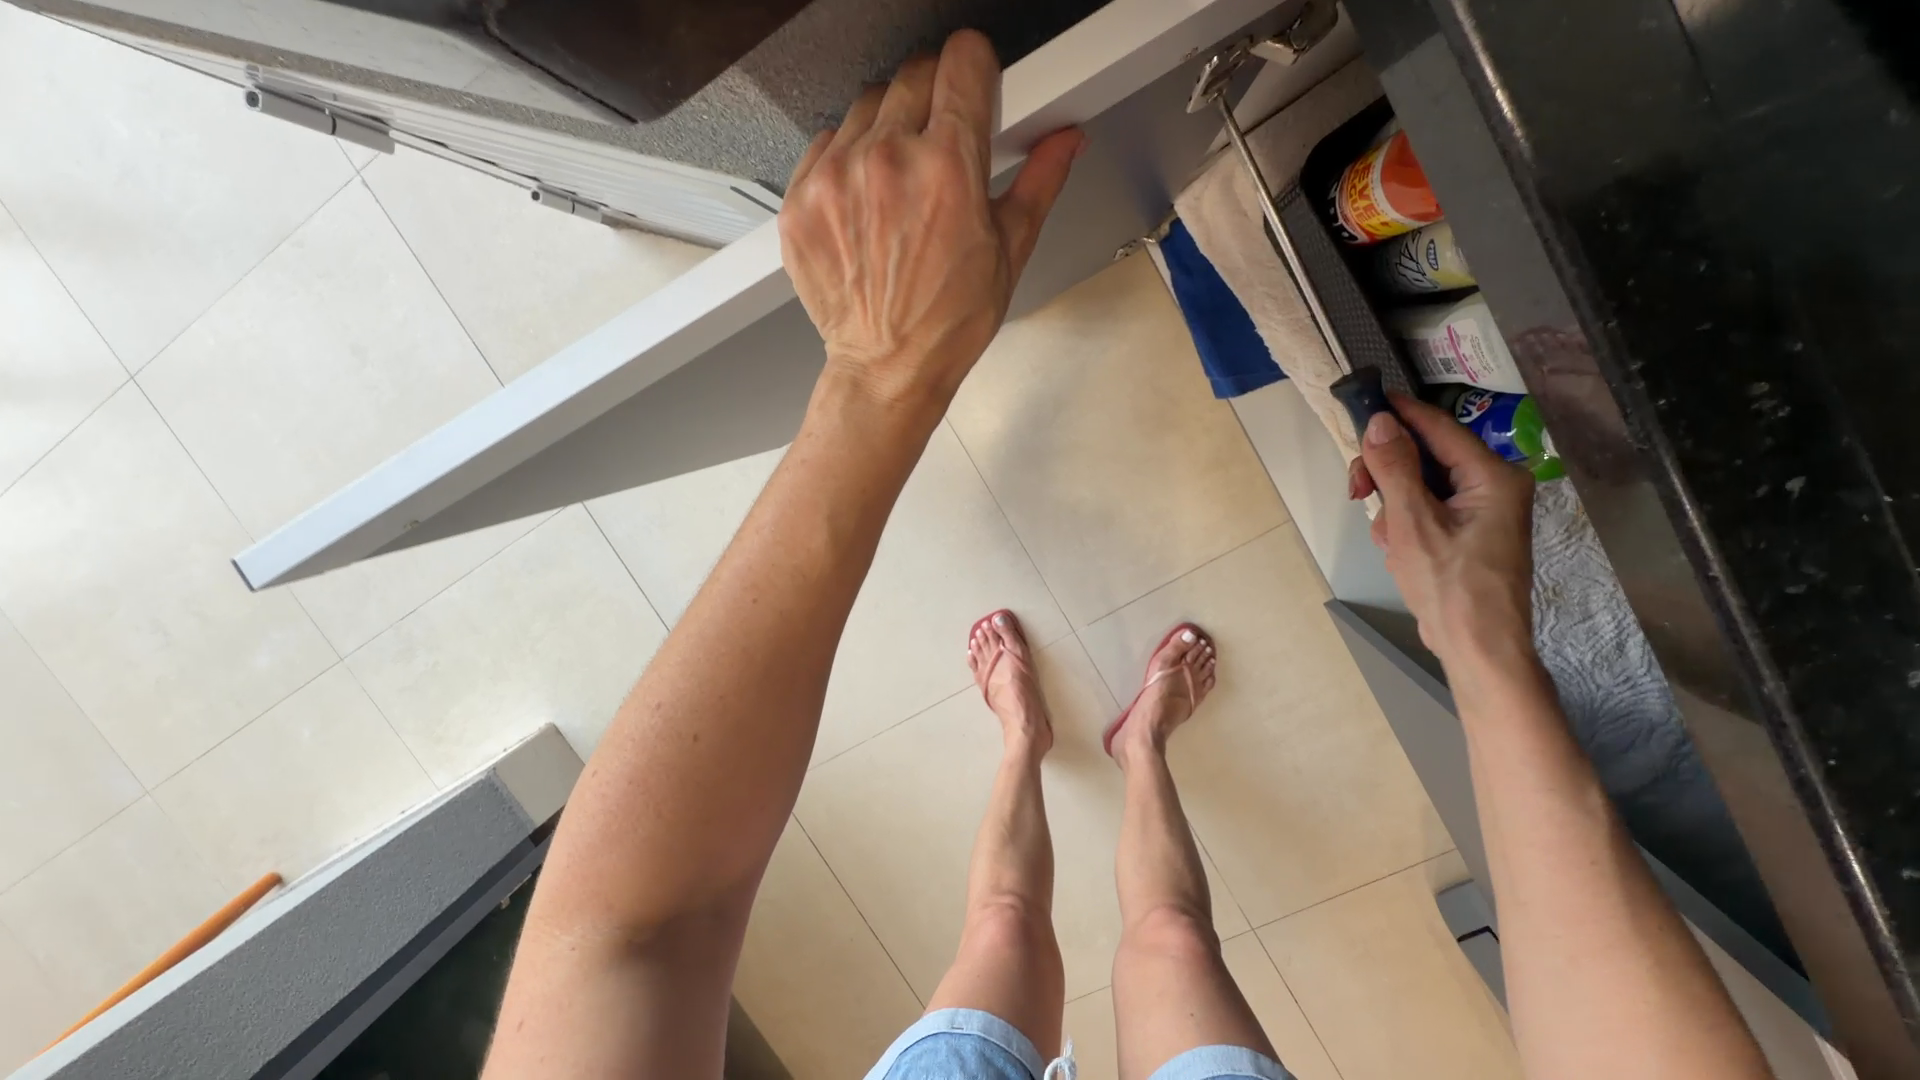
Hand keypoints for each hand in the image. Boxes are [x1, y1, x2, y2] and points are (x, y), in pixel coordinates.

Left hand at [778, 30, 1082, 409]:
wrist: (888, 367)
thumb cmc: (947, 324)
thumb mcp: (1009, 252)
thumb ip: (1040, 182)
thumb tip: (1064, 142)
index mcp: (948, 169)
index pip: (962, 61)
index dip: (975, 68)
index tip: (973, 80)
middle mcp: (888, 162)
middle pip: (913, 75)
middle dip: (934, 98)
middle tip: (940, 145)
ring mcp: (837, 179)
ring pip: (866, 105)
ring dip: (888, 127)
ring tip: (899, 182)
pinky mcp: (802, 200)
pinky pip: (824, 143)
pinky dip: (846, 159)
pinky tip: (865, 201)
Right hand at [1349, 394, 1535, 665]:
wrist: (1477, 647)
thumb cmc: (1450, 586)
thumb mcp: (1412, 523)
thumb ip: (1395, 469)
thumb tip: (1379, 423)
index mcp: (1493, 477)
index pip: (1439, 428)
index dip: (1400, 413)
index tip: (1365, 401)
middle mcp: (1493, 487)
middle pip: (1425, 457)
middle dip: (1387, 474)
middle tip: (1355, 491)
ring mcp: (1481, 512)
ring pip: (1419, 486)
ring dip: (1392, 508)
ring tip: (1390, 542)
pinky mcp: (1467, 533)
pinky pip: (1425, 510)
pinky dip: (1404, 525)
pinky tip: (1400, 552)